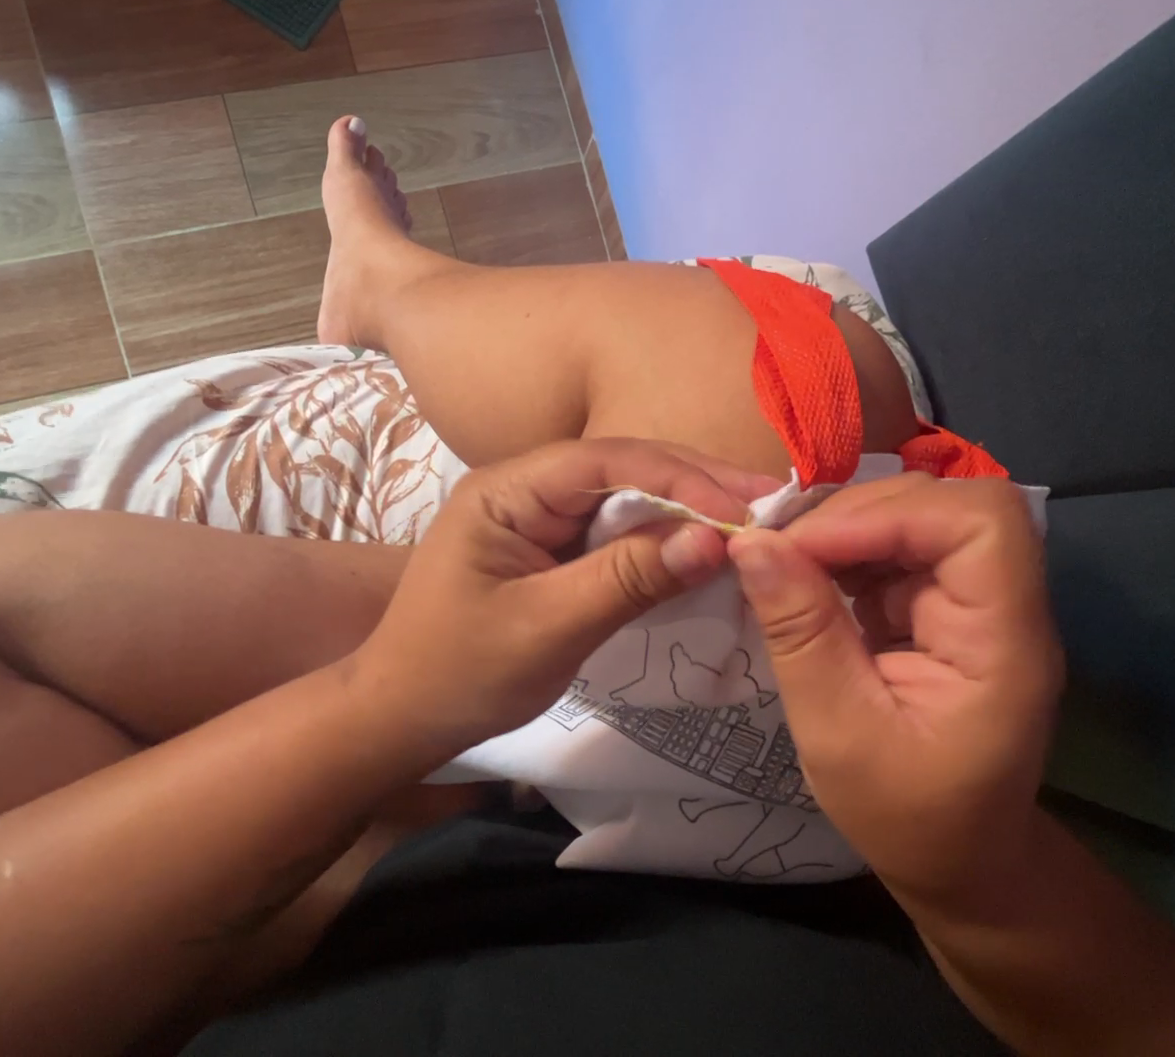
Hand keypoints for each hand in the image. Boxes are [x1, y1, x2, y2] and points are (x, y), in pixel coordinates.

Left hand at [349, 438, 776, 749]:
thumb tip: (716, 542)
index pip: (604, 461)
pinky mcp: (553, 549)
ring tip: (755, 520)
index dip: (679, 477)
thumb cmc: (461, 672)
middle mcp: (525, 488)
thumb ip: (627, 580)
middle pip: (622, 469)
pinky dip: (662, 542)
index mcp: (507, 491)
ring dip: (686, 510)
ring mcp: (539, 518)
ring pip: (625, 499)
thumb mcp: (546, 628)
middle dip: (694, 485)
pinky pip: (616, 534)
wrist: (403, 714)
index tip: (743, 509)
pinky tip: (705, 548)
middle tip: (771, 503)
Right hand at [727, 474, 1063, 904]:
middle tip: (778, 551)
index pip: (979, 523)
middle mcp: (1001, 607)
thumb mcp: (838, 735)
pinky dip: (842, 553)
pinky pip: (893, 550)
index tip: (804, 547)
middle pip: (947, 507)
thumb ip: (801, 634)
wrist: (957, 859)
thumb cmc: (906, 816)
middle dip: (854, 515)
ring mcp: (972, 603)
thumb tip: (751, 544)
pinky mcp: (941, 607)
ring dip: (843, 530)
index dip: (890, 512)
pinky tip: (804, 580)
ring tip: (782, 562)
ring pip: (915, 519)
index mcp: (1003, 643)